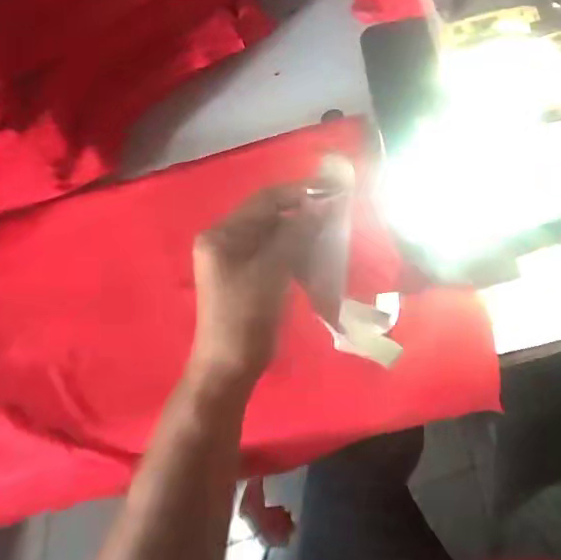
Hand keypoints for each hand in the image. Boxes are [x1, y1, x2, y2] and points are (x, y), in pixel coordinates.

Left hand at [190, 183, 326, 388]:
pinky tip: (318, 262)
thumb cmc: (245, 317)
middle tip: (338, 216)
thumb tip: (324, 204)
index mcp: (222, 234)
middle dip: (305, 215)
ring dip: (304, 236)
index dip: (300, 192)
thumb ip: (297, 234)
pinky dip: (298, 256)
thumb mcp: (272, 271)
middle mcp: (225, 240)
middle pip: (271, 216)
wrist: (229, 368)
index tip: (334, 191)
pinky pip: (277, 255)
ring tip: (332, 239)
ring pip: (277, 236)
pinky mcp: (249, 277)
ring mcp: (236, 260)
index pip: (265, 200)